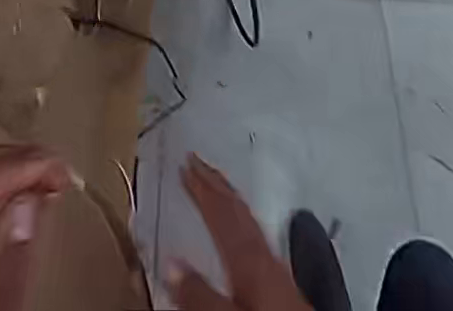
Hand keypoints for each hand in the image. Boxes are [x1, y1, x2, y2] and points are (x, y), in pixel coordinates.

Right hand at [166, 154, 310, 310]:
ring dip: (228, 195)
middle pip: (236, 207)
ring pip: (247, 216)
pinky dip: (241, 215)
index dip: (202, 186)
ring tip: (215, 181)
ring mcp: (275, 262)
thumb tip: (172, 264)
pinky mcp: (280, 276)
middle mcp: (264, 251)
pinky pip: (255, 229)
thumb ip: (199, 293)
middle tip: (197, 160)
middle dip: (215, 181)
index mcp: (249, 256)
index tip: (185, 164)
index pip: (221, 211)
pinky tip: (240, 223)